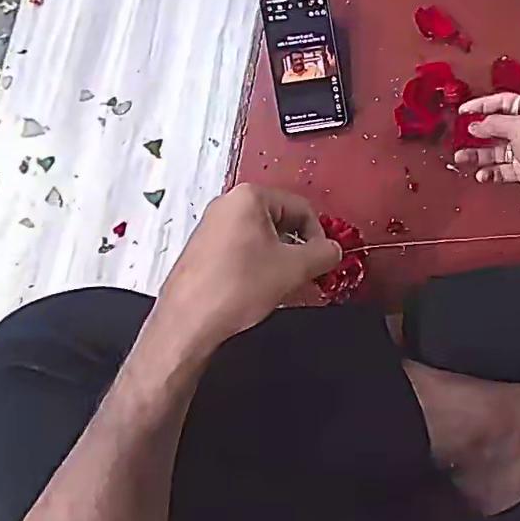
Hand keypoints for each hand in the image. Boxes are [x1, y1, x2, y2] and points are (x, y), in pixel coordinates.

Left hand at [152, 184, 340, 353]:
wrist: (186, 324)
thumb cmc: (236, 287)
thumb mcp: (294, 269)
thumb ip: (323, 254)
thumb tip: (333, 250)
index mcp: (249, 197)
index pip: (301, 209)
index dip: (318, 236)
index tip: (321, 261)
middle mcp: (227, 203)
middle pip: (282, 220)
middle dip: (296, 247)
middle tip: (302, 274)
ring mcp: (212, 225)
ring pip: (262, 236)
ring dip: (278, 257)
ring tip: (278, 284)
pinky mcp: (202, 248)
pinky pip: (242, 247)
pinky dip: (257, 264)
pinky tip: (256, 288)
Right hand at [454, 93, 519, 211]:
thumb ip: (495, 123)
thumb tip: (478, 123)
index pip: (505, 101)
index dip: (483, 104)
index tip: (465, 110)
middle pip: (500, 126)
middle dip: (480, 131)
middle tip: (463, 133)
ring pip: (498, 149)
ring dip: (479, 154)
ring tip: (462, 158)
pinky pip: (503, 168)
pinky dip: (491, 170)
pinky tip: (481, 173)